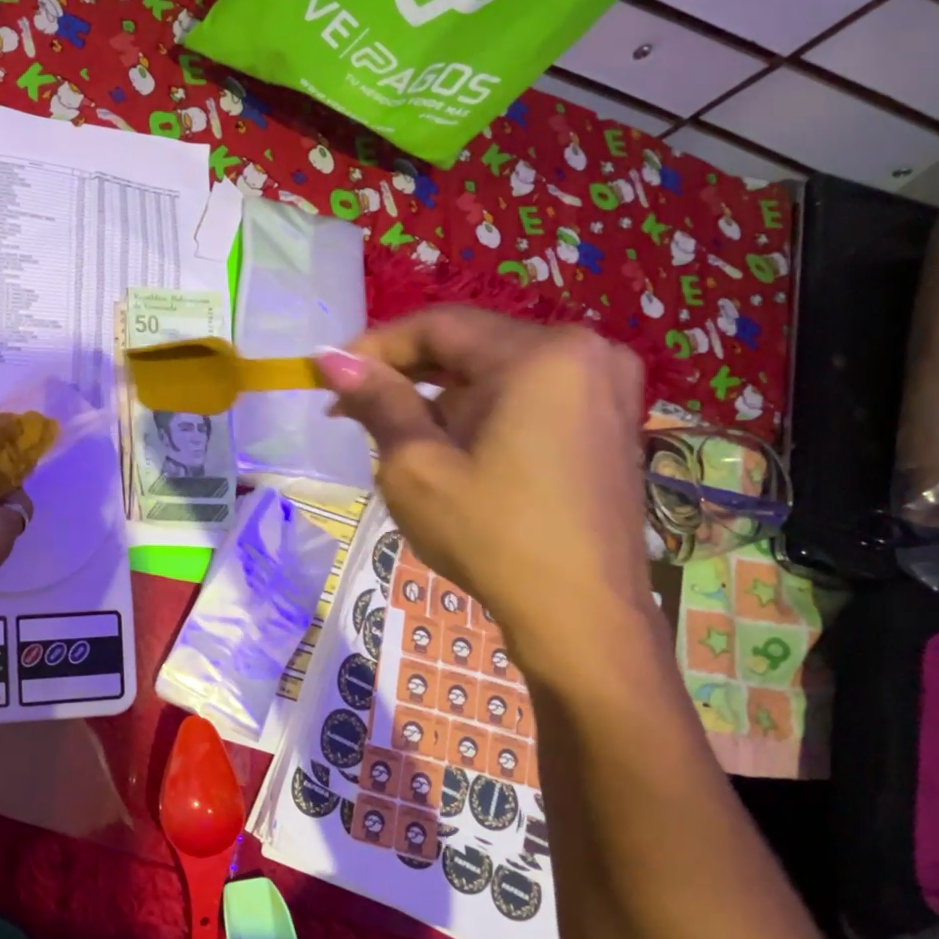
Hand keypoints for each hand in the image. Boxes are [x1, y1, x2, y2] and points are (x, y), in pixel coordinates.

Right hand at [316, 307, 654, 677]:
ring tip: (399, 441)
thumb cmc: (489, 534)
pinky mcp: (610, 419)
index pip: (438, 326)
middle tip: (354, 413)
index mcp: (540, 354)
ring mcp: (607, 386)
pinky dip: (482, 411)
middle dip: (407, 374)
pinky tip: (453, 450)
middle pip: (471, 344)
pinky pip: (529, 394)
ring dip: (441, 395)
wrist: (580, 612)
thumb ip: (376, 400)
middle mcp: (586, 351)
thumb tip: (328, 358)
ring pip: (497, 371)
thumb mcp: (415, 464)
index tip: (329, 380)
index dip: (375, 347)